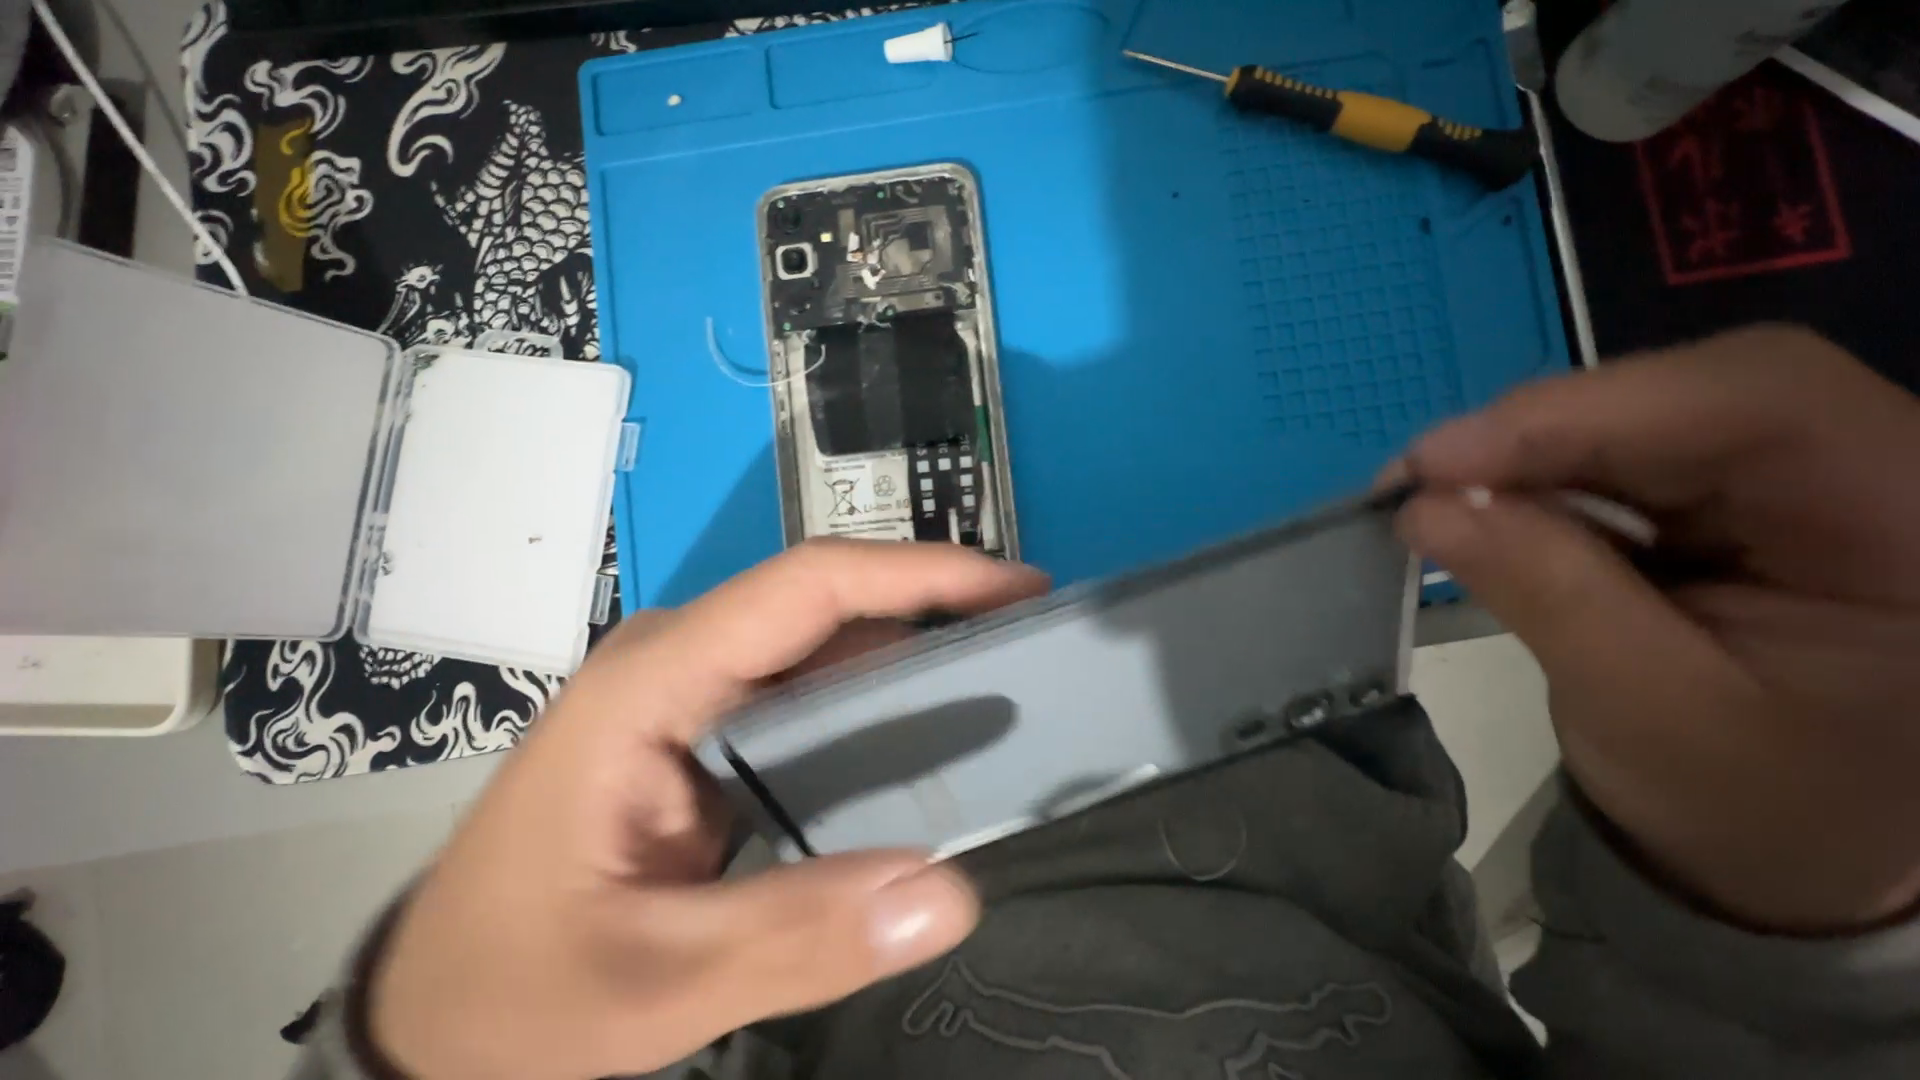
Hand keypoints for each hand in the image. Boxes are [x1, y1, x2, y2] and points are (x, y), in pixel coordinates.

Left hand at [367, 541, 1049, 1079]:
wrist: (436, 1016)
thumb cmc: (520, 988)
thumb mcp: (654, 979)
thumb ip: (796, 938)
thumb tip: (949, 895)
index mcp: (654, 683)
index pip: (807, 589)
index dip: (919, 575)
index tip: (1015, 588)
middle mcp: (677, 665)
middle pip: (825, 607)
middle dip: (934, 608)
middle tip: (1035, 642)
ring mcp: (688, 697)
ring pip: (821, 649)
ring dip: (912, 654)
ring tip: (1006, 682)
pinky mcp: (702, 734)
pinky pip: (808, 697)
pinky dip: (879, 703)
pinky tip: (933, 739)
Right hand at [1395, 325, 1919, 932]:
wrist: (1791, 847)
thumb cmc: (1747, 805)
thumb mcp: (1646, 711)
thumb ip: (1547, 595)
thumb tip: (1426, 506)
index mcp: (1917, 525)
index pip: (1754, 403)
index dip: (1581, 413)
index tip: (1439, 462)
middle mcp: (1881, 471)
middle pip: (1693, 393)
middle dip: (1540, 431)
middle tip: (1417, 480)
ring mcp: (1810, 477)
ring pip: (1649, 413)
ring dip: (1529, 453)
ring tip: (1433, 496)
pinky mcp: (1743, 494)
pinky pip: (1628, 453)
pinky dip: (1541, 476)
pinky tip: (1485, 505)